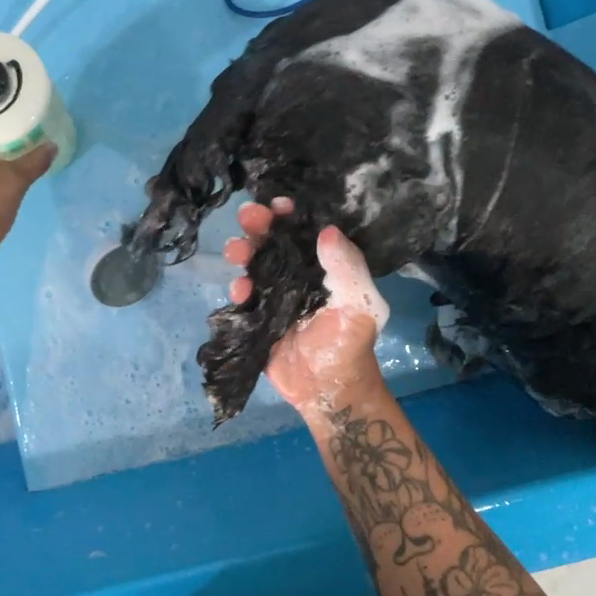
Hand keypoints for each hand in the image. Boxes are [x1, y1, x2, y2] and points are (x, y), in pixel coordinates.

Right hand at [224, 199, 388, 418]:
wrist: (330, 392)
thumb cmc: (350, 345)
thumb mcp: (360, 304)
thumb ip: (348, 268)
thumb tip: (327, 230)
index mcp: (324, 266)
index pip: (305, 231)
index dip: (290, 214)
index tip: (279, 203)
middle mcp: (297, 275)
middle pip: (273, 241)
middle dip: (259, 225)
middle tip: (249, 215)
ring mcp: (275, 295)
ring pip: (254, 263)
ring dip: (242, 251)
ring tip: (236, 249)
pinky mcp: (258, 317)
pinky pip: (244, 296)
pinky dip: (239, 288)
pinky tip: (240, 290)